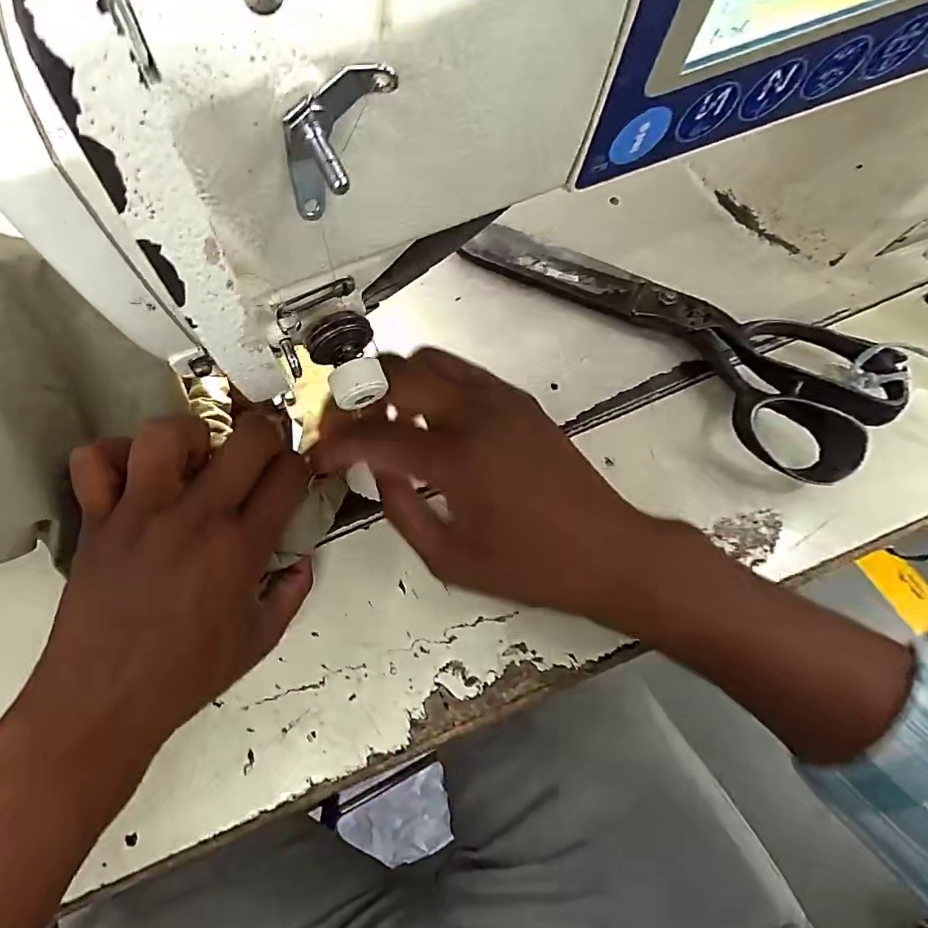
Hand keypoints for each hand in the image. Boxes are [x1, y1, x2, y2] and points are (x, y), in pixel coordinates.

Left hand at [36, 411, 316, 753]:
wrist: (104, 701)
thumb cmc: (185, 675)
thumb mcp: (258, 639)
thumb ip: (290, 593)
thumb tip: (302, 560)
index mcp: (241, 548)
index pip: (288, 476)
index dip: (300, 466)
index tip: (293, 475)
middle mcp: (195, 518)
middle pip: (247, 439)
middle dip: (267, 431)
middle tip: (260, 449)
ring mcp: (141, 513)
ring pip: (166, 433)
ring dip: (189, 434)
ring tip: (194, 456)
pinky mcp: (97, 520)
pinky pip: (93, 462)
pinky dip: (111, 456)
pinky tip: (131, 476)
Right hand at [312, 349, 683, 630]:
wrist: (608, 551)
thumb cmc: (530, 567)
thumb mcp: (449, 558)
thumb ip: (400, 509)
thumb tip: (378, 470)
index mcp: (457, 458)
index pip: (375, 436)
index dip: (337, 445)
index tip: (319, 455)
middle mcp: (477, 412)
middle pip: (397, 373)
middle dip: (358, 396)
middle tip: (345, 427)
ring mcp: (501, 399)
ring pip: (429, 360)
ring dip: (395, 383)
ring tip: (384, 420)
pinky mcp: (518, 400)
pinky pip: (460, 373)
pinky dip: (430, 385)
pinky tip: (427, 421)